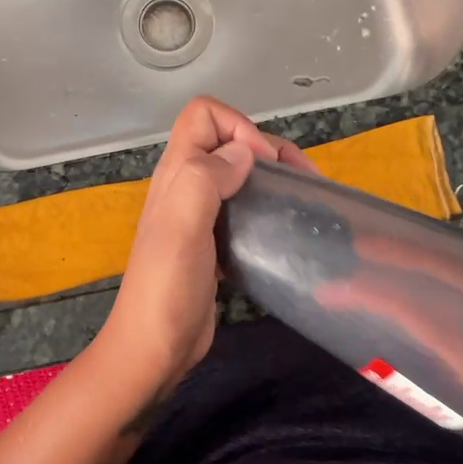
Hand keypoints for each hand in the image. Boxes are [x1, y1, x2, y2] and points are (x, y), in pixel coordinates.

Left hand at [105, 96, 313, 378]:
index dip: (238, 126)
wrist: (155, 347)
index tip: (265, 164)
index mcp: (176, 174)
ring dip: (273, 178)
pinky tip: (287, 227)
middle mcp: (186, 188)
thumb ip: (205, 179)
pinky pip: (244, 210)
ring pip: (240, 176)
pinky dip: (268, 208)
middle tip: (305, 181)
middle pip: (227, 142)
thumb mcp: (182, 226)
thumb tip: (244, 152)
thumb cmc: (167, 287)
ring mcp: (200, 217)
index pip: (203, 116)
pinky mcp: (214, 244)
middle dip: (268, 149)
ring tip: (307, 200)